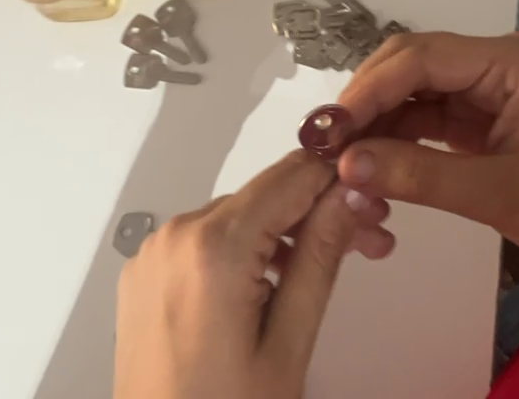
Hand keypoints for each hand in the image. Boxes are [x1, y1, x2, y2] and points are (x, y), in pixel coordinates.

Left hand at [114, 150, 394, 398]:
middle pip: (268, 193)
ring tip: (321, 268)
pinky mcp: (148, 269)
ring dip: (284, 230)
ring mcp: (156, 251)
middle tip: (365, 243)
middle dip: (318, 210)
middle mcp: (176, 234)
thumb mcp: (288, 343)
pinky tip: (272, 279)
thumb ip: (320, 255)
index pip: (293, 175)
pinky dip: (244, 246)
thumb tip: (349, 193)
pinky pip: (209, 236)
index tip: (371, 202)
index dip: (339, 181)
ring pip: (241, 212)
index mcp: (213, 247)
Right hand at [333, 31, 518, 284]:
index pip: (422, 57)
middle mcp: (491, 61)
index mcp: (508, 60)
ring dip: (375, 123)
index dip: (370, 88)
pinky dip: (394, 141)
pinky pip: (423, 117)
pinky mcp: (476, 116)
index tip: (329, 129)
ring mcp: (483, 87)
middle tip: (324, 144)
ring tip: (337, 160)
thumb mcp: (499, 194)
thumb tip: (345, 166)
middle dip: (367, 102)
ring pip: (411, 91)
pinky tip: (367, 165)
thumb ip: (419, 176)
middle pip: (410, 65)